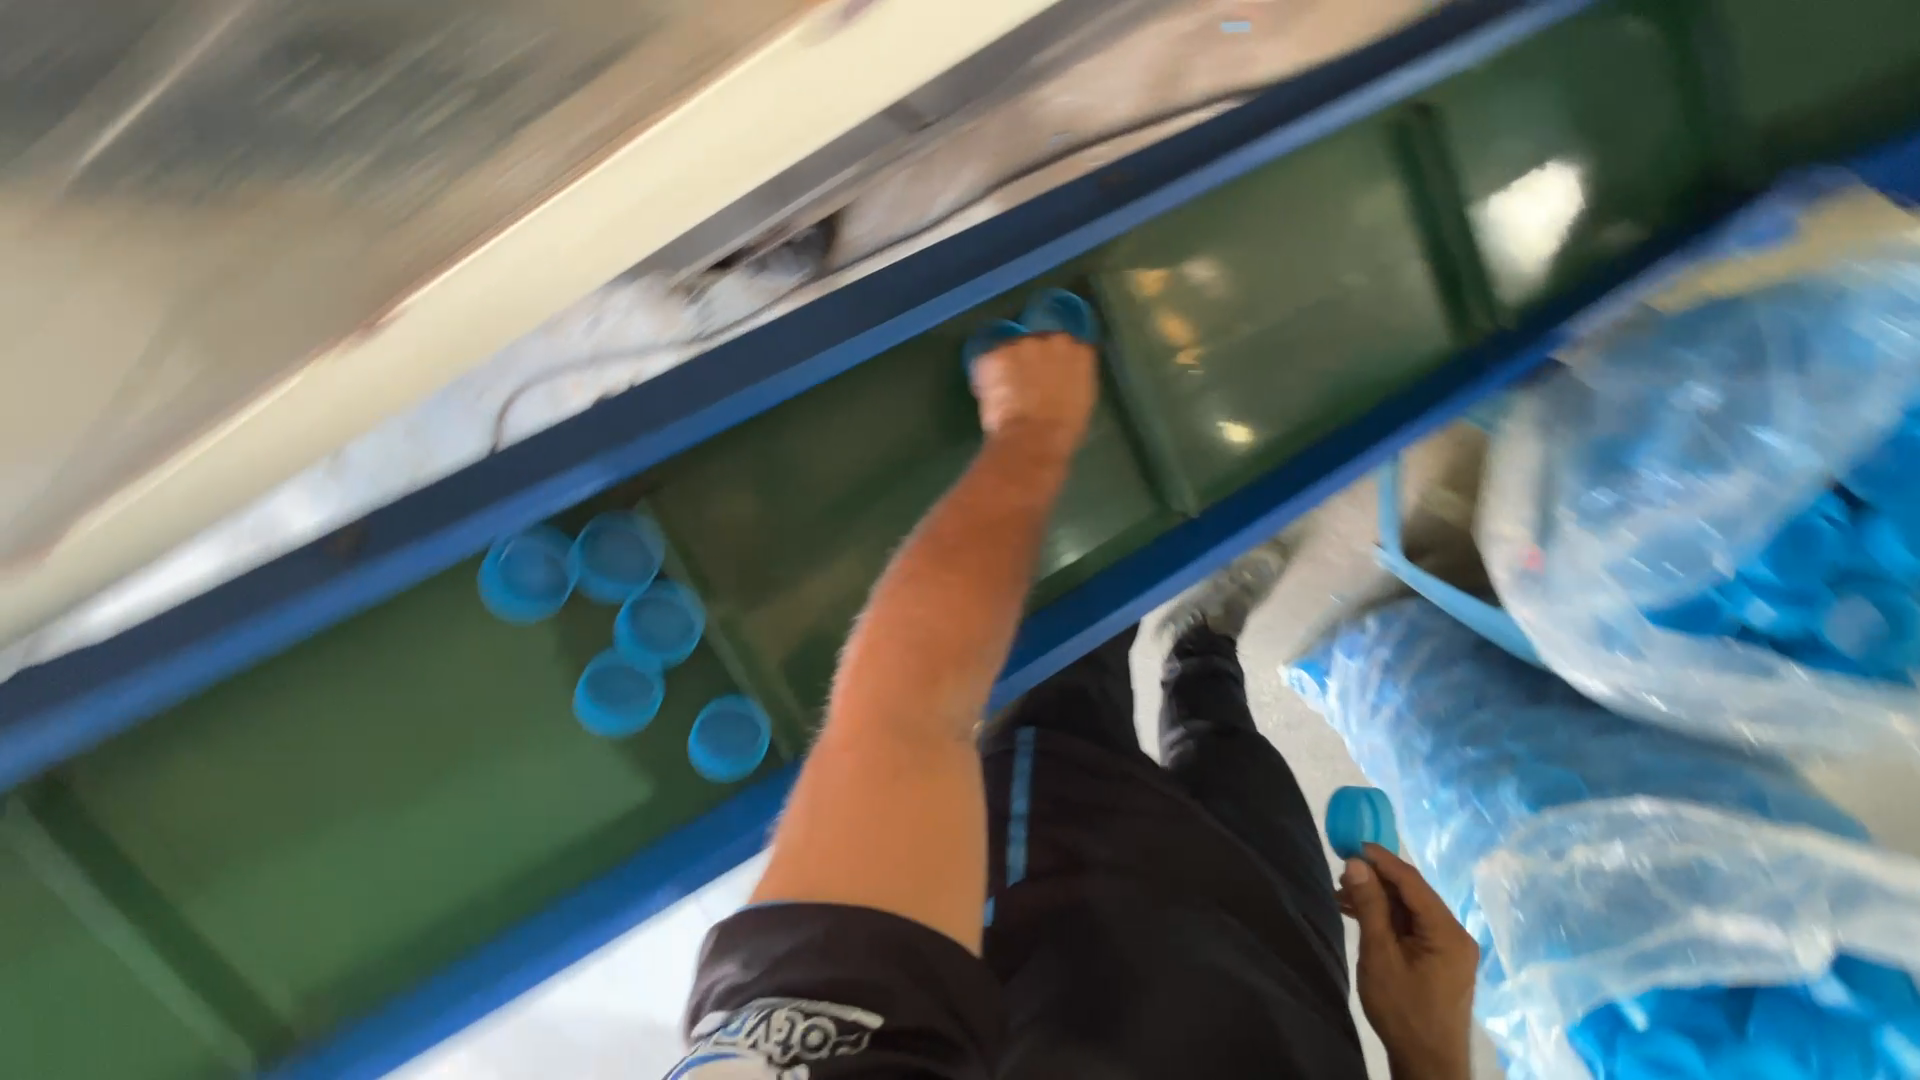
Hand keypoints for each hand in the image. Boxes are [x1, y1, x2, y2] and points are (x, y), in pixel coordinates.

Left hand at [969, 333, 1097, 460]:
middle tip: (1023, 385)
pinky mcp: (995, 354)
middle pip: (1038, 343)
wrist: (1033, 438)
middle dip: (1029, 360)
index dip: (1052, 363)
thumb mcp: (1081, 400)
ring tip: (1004, 393)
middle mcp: (1053, 339)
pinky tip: (991, 396)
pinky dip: (987, 377)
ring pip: (1011, 350)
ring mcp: (1023, 344)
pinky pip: (989, 362)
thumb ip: (1073, 379)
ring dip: (1008, 367)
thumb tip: (1061, 377)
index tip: (1046, 377)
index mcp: (1080, 351)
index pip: (1066, 347)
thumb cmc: (1063, 430)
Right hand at [1341, 845, 1478, 1079]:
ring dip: (1378, 899)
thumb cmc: (1403, 1009)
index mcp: (1447, 932)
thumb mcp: (1380, 954)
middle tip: (1340, 871)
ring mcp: (1450, 949)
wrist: (1427, 1064)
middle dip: (1376, 879)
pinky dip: (1387, 917)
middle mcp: (1455, 935)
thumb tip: (1356, 862)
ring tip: (1342, 894)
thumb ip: (1370, 906)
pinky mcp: (1440, 961)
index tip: (1351, 843)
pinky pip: (1413, 926)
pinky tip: (1360, 915)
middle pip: (1413, 893)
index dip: (1381, 859)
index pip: (1412, 881)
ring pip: (1411, 909)